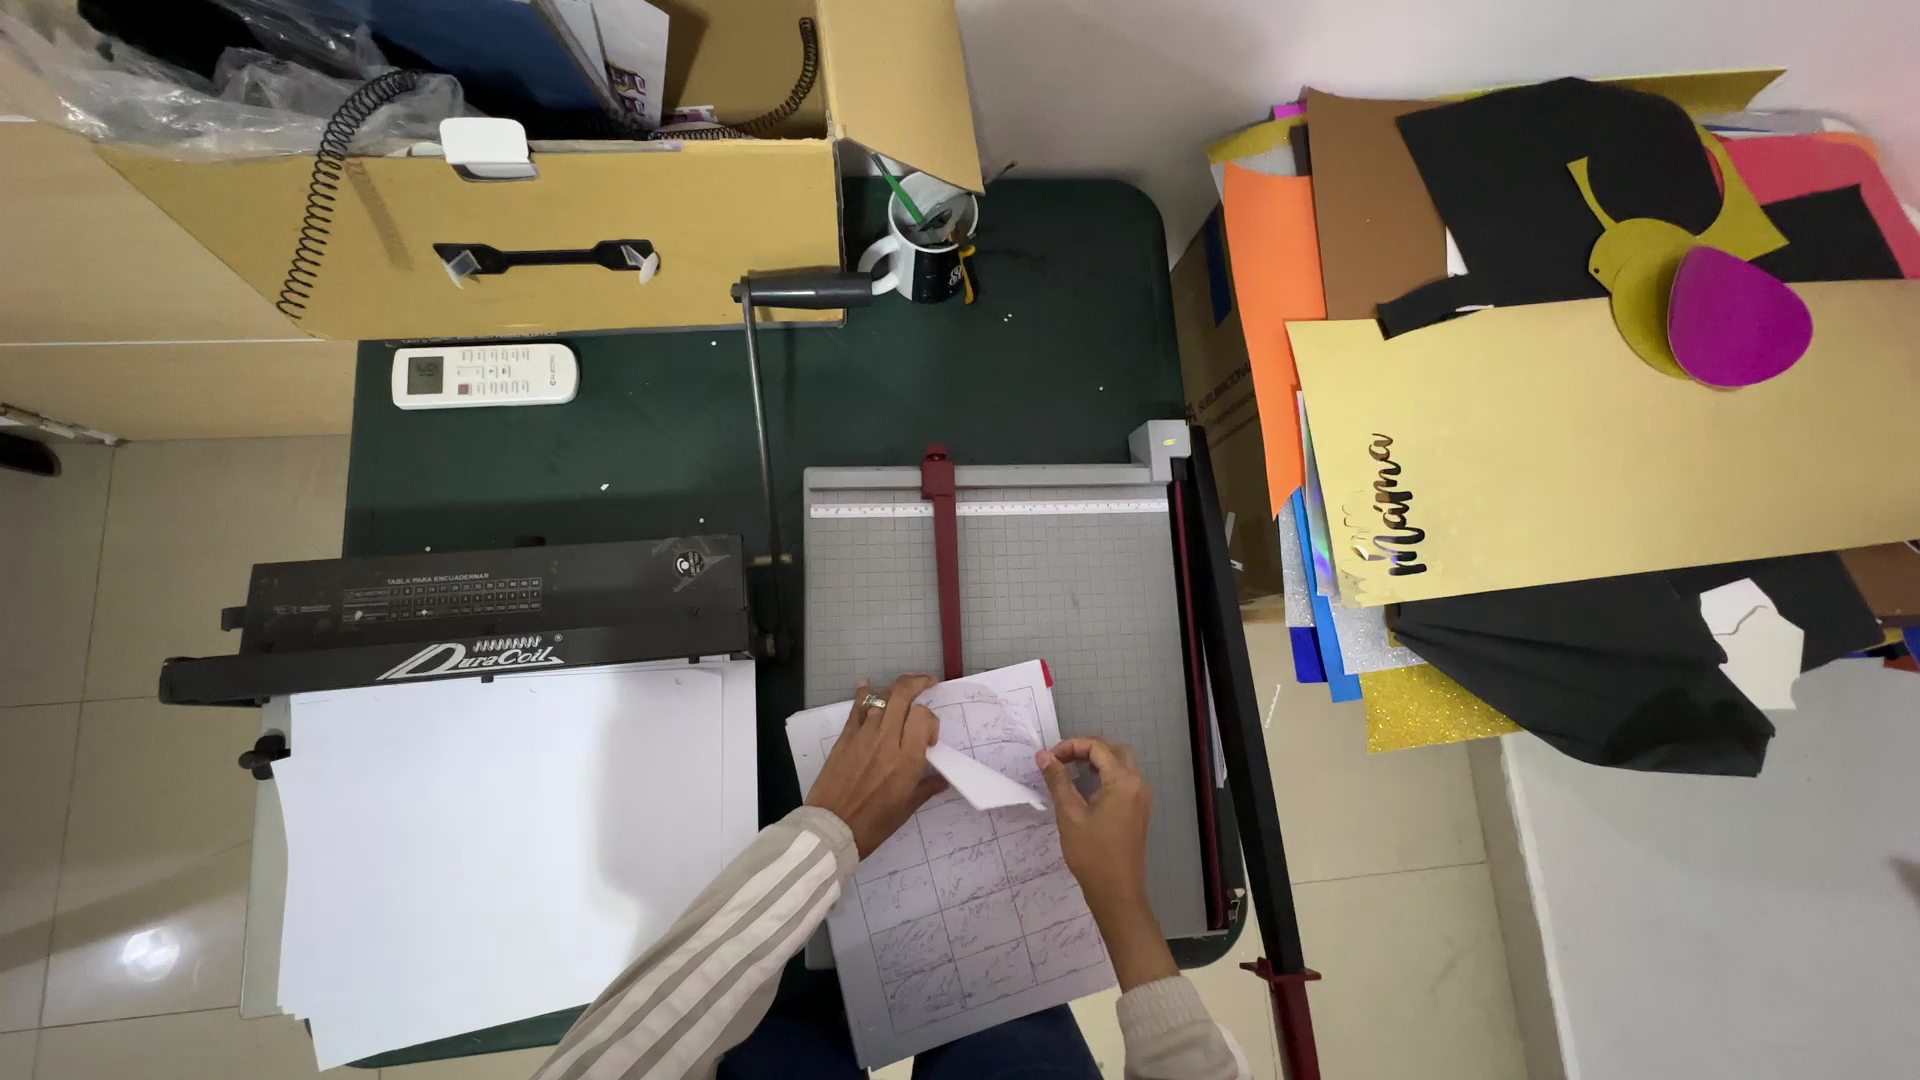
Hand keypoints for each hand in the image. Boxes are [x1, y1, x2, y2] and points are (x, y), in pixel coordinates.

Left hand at [806, 674, 946, 857]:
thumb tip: (941, 780)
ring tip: (906, 688)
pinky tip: (867, 684)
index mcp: (906, 759)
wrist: (831, 828)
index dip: (931, 721)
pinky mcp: (845, 736)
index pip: (924, 717)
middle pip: (903, 695)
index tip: (930, 739)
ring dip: (896, 689)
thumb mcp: (906, 808)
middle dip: (918, 683)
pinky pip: (857, 707)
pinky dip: (864, 692)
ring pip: (882, 697)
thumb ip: (926, 788)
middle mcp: (887, 740)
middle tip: (927, 685)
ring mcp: (864, 735)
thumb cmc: (873, 823)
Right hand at [1037, 736, 1175, 990]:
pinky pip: (1123, 780)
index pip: (1097, 747)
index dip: (1070, 746)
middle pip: (1113, 751)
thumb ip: (1058, 780)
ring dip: (1096, 762)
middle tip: (1061, 760)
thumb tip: (1044, 756)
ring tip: (1069, 771)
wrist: (1117, 893)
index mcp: (1124, 781)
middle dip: (1085, 749)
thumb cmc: (1092, 853)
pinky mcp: (1138, 811)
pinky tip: (1085, 788)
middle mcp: (1138, 784)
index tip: (1048, 759)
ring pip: (1120, 765)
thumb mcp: (1070, 814)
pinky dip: (1104, 775)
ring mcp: (1140, 798)